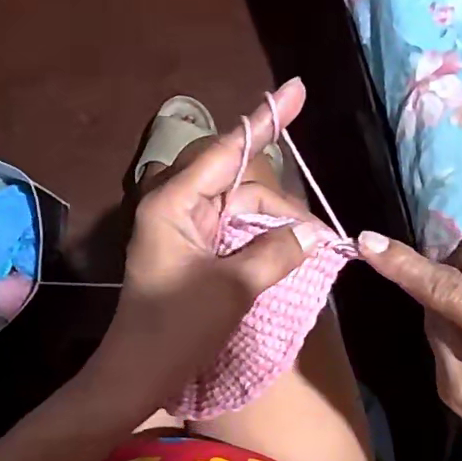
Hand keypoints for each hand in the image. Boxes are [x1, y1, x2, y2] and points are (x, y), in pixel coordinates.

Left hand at [86, 80, 328, 410]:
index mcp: (172, 203)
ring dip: (275, 224)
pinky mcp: (190, 252)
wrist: (139, 372)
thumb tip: (312, 234)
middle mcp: (175, 206)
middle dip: (281, 203)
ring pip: (239, 209)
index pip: (226, 151)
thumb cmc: (175, 328)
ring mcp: (182, 229)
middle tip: (322, 235)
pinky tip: (288, 247)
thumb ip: (276, 252)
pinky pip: (232, 230)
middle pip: (239, 184)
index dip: (265, 120)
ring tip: (311, 248)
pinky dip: (260, 238)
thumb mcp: (233, 288)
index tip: (295, 88)